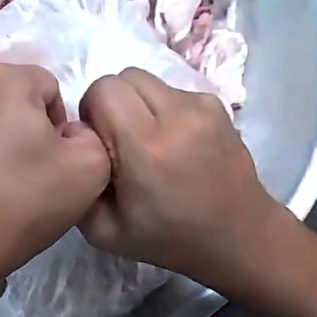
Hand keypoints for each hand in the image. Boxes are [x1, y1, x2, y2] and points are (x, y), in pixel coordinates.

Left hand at [0, 64, 110, 275]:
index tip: (52, 160)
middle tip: (26, 170)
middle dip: (22, 124)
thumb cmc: (23, 203)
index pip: (49, 86)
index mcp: (7, 79)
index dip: (59, 124)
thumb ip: (91, 134)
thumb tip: (66, 132)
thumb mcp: (90, 170)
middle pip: (9, 95)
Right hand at [79, 68, 290, 293]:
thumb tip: (79, 144)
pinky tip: (176, 143)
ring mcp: (201, 107)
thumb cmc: (170, 239)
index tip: (103, 143)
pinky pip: (175, 91)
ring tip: (151, 142)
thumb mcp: (106, 232)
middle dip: (114, 103)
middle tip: (122, 140)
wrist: (237, 236)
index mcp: (146, 146)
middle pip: (125, 76)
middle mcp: (176, 116)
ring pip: (151, 81)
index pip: (102, 90)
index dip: (94, 113)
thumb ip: (80, 184)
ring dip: (140, 104)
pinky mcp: (217, 106)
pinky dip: (166, 110)